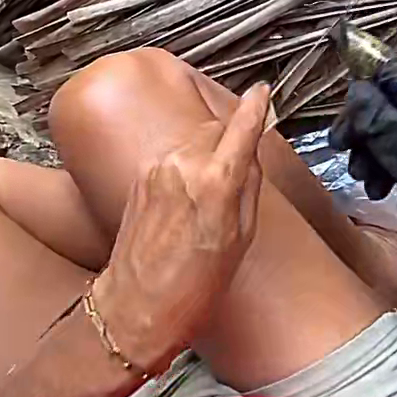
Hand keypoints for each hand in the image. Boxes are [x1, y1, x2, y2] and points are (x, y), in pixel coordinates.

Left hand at [91, 83, 269, 373]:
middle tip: (236, 176)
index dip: (255, 107)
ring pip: (194, 140)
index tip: (262, 92)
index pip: (241, 129)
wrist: (135, 305)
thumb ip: (247, 187)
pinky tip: (187, 197)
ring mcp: (157, 168)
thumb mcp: (240, 239)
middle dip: (230, 141)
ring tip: (209, 196)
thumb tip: (248, 156)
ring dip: (207, 153)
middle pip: (216, 129)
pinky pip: (174, 155)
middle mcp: (182, 165)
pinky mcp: (141, 175)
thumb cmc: (191, 287)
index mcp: (214, 182)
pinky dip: (187, 164)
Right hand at [328, 60, 396, 362]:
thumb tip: (356, 88)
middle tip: (341, 156)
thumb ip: (387, 128)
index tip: (341, 133)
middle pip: (393, 105)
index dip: (362, 99)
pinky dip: (391, 167)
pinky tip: (381, 191)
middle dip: (365, 131)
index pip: (395, 79)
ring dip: (374, 153)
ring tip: (364, 182)